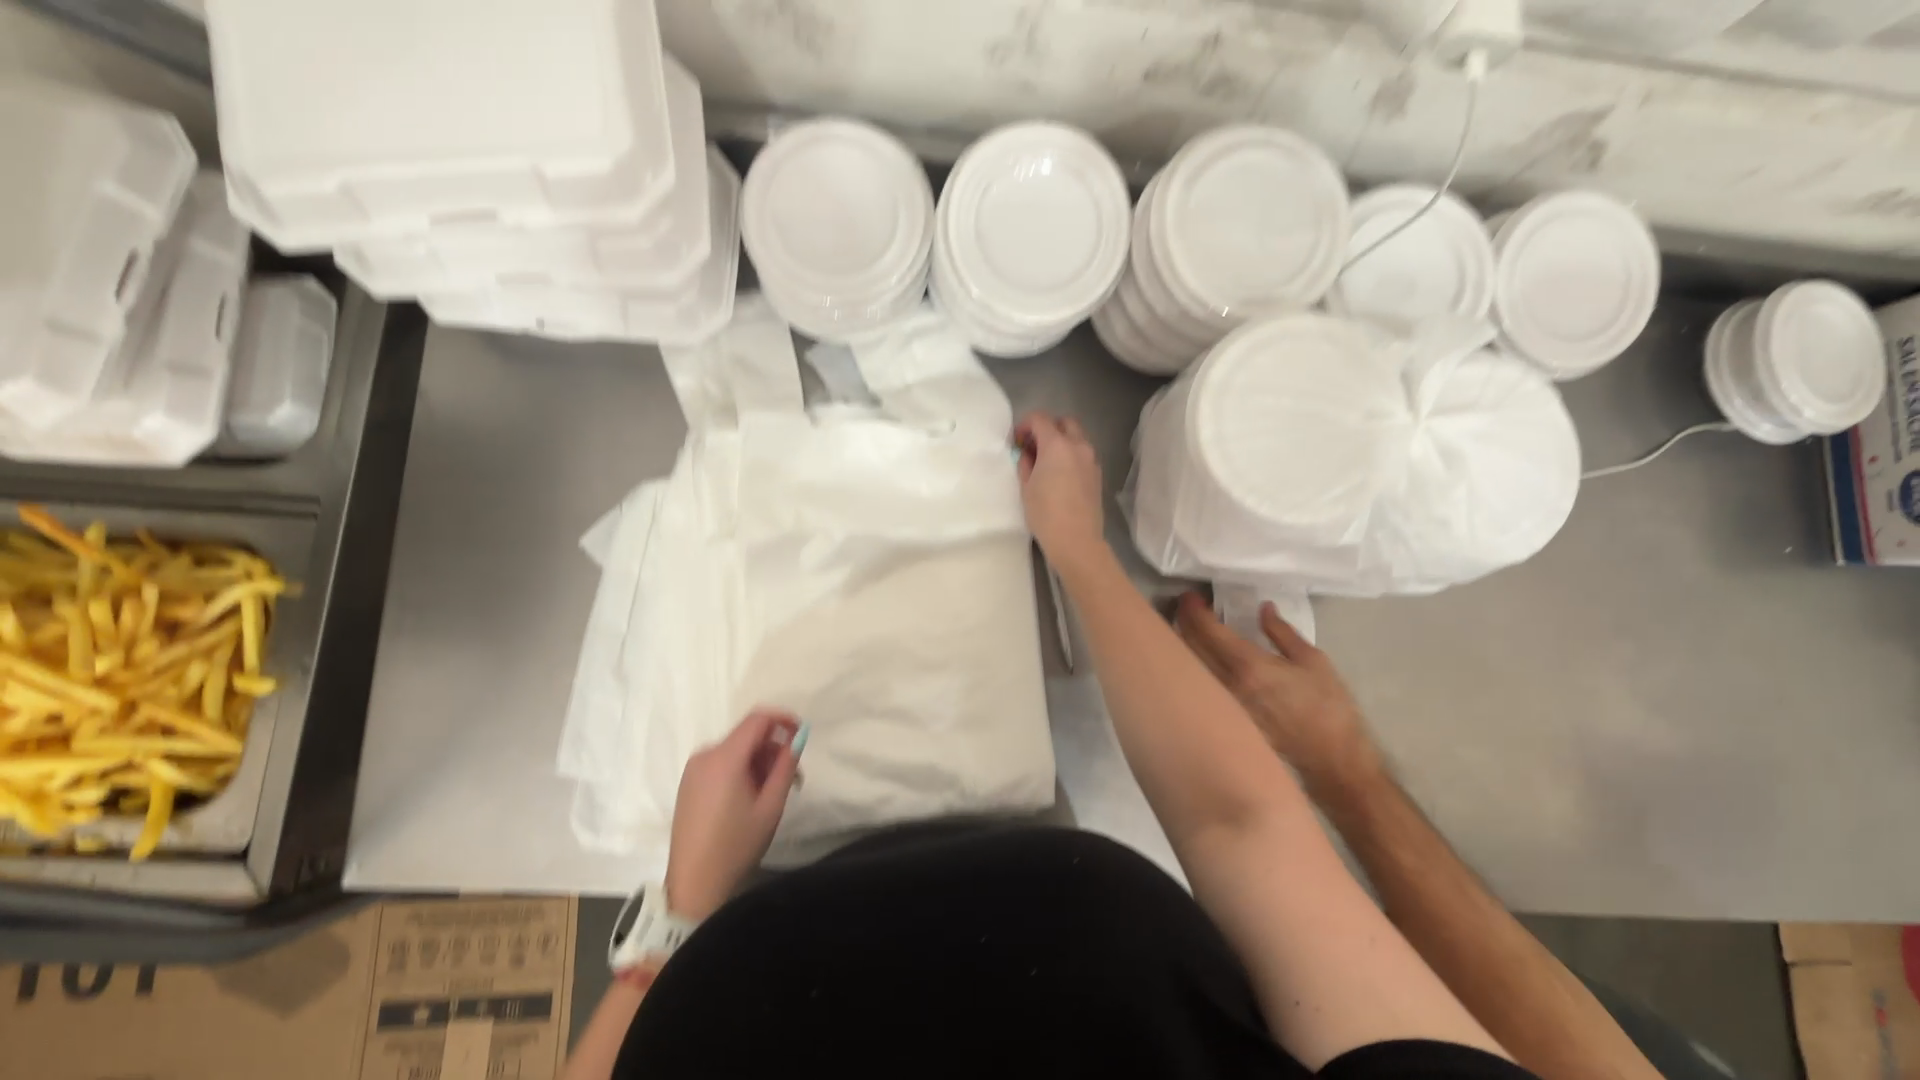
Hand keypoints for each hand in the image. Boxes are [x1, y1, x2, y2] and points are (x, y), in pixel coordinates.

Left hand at [664, 709, 804, 920]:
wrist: (695, 883)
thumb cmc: (737, 845)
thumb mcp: (770, 806)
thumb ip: (786, 767)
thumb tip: (797, 738)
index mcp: (724, 758)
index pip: (758, 719)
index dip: (783, 720)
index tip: (802, 736)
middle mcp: (705, 755)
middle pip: (747, 736)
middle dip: (773, 749)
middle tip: (793, 779)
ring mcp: (693, 770)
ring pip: (735, 751)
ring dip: (759, 763)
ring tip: (772, 794)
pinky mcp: (688, 784)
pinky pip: (721, 764)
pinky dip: (741, 770)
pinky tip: (749, 799)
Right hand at [1013, 411, 1106, 572]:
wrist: (1076, 540)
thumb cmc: (1045, 513)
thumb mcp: (1026, 487)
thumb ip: (1025, 463)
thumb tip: (1028, 454)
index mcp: (1057, 445)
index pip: (1040, 419)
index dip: (1025, 425)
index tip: (1017, 441)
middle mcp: (1078, 446)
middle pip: (1064, 422)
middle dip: (1047, 428)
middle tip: (1033, 446)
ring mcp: (1091, 460)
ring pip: (1077, 437)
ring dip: (1061, 440)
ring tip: (1046, 461)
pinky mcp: (1097, 474)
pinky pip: (1083, 453)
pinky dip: (1071, 454)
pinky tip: (1060, 474)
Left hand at [1175, 592, 1379, 796]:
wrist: (1332, 759)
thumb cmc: (1328, 706)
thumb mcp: (1312, 660)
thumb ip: (1281, 632)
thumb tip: (1262, 609)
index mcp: (1249, 666)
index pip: (1207, 632)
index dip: (1193, 611)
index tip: (1190, 596)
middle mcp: (1227, 685)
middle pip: (1191, 648)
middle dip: (1182, 623)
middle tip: (1185, 607)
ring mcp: (1224, 705)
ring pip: (1193, 667)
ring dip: (1185, 644)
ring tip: (1188, 627)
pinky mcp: (1227, 719)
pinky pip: (1203, 686)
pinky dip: (1196, 666)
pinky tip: (1200, 659)